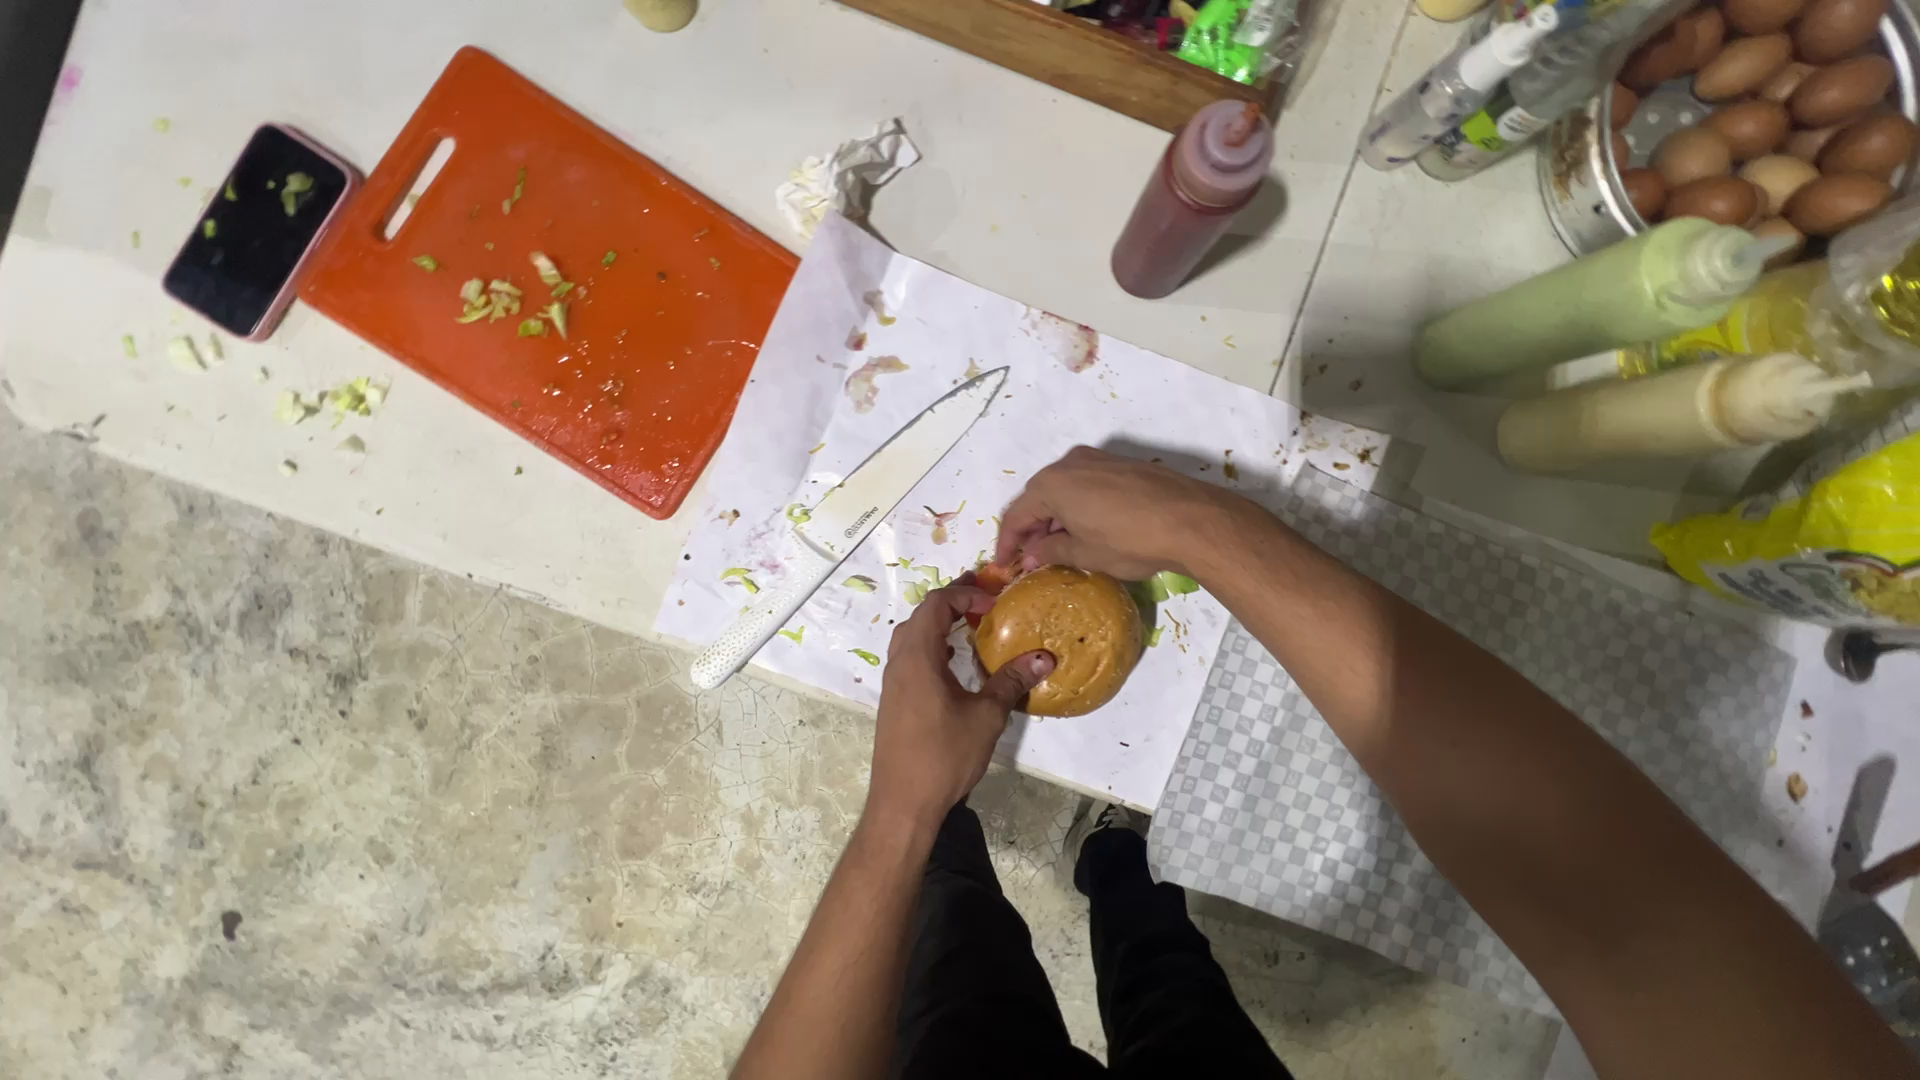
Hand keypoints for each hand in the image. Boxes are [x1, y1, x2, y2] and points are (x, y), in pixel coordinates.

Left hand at [866, 584, 1053, 832]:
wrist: (903, 803)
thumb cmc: (944, 756)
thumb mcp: (986, 717)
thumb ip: (1012, 682)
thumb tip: (1044, 658)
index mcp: (917, 657)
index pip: (936, 604)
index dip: (965, 593)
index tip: (995, 601)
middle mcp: (899, 662)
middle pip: (921, 614)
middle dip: (953, 601)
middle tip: (984, 598)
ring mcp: (892, 681)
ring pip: (912, 635)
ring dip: (940, 623)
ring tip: (971, 622)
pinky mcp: (894, 699)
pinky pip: (910, 655)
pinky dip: (932, 644)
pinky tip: (954, 660)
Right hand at [993, 445, 1255, 581]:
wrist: (1192, 519)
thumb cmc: (1130, 541)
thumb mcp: (1085, 553)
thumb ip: (1051, 550)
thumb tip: (1032, 554)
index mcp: (1052, 484)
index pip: (1016, 515)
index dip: (1007, 543)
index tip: (1003, 566)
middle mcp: (1069, 463)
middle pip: (1038, 497)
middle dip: (1032, 528)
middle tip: (1032, 558)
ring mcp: (1098, 459)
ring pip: (1063, 489)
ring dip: (1056, 517)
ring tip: (1060, 546)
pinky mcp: (1122, 464)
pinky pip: (1086, 484)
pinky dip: (1078, 506)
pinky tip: (1088, 529)